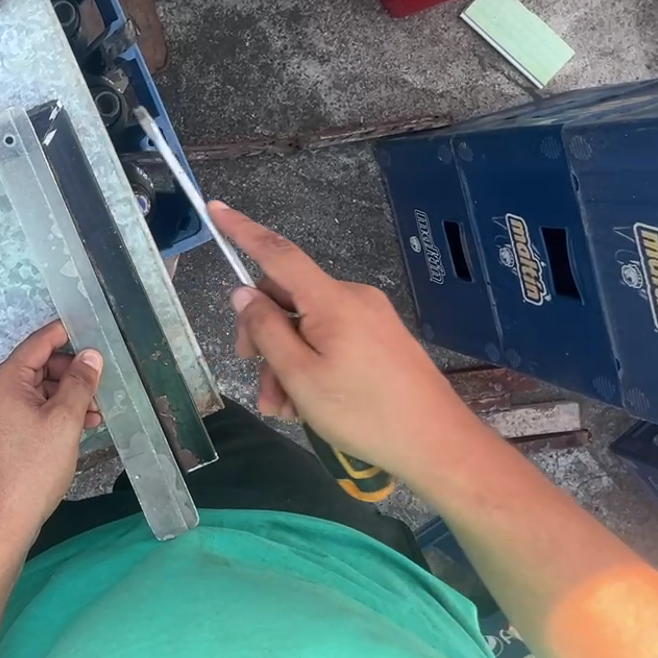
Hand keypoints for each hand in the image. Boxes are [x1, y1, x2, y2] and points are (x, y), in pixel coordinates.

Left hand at [0, 322, 103, 544]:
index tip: (91, 328)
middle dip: (70, 375)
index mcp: (3, 379)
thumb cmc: (33, 468)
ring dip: (65, 398)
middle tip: (100, 389)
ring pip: (34, 393)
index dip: (65, 333)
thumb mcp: (65, 421)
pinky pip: (27, 412)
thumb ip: (79, 382)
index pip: (38, 342)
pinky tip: (78, 429)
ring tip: (96, 415)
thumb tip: (90, 354)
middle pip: (37, 368)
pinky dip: (51, 415)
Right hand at [209, 202, 481, 485]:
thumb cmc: (364, 412)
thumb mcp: (300, 375)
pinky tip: (306, 403)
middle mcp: (351, 298)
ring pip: (305, 326)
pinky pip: (329, 338)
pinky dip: (309, 364)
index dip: (242, 230)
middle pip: (286, 299)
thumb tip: (242, 293)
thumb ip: (266, 329)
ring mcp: (369, 317)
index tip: (215, 208)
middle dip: (263, 337)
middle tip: (256, 379)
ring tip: (284, 408)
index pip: (277, 253)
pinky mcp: (379, 338)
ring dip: (285, 362)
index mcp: (331, 300)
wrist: (442, 448)